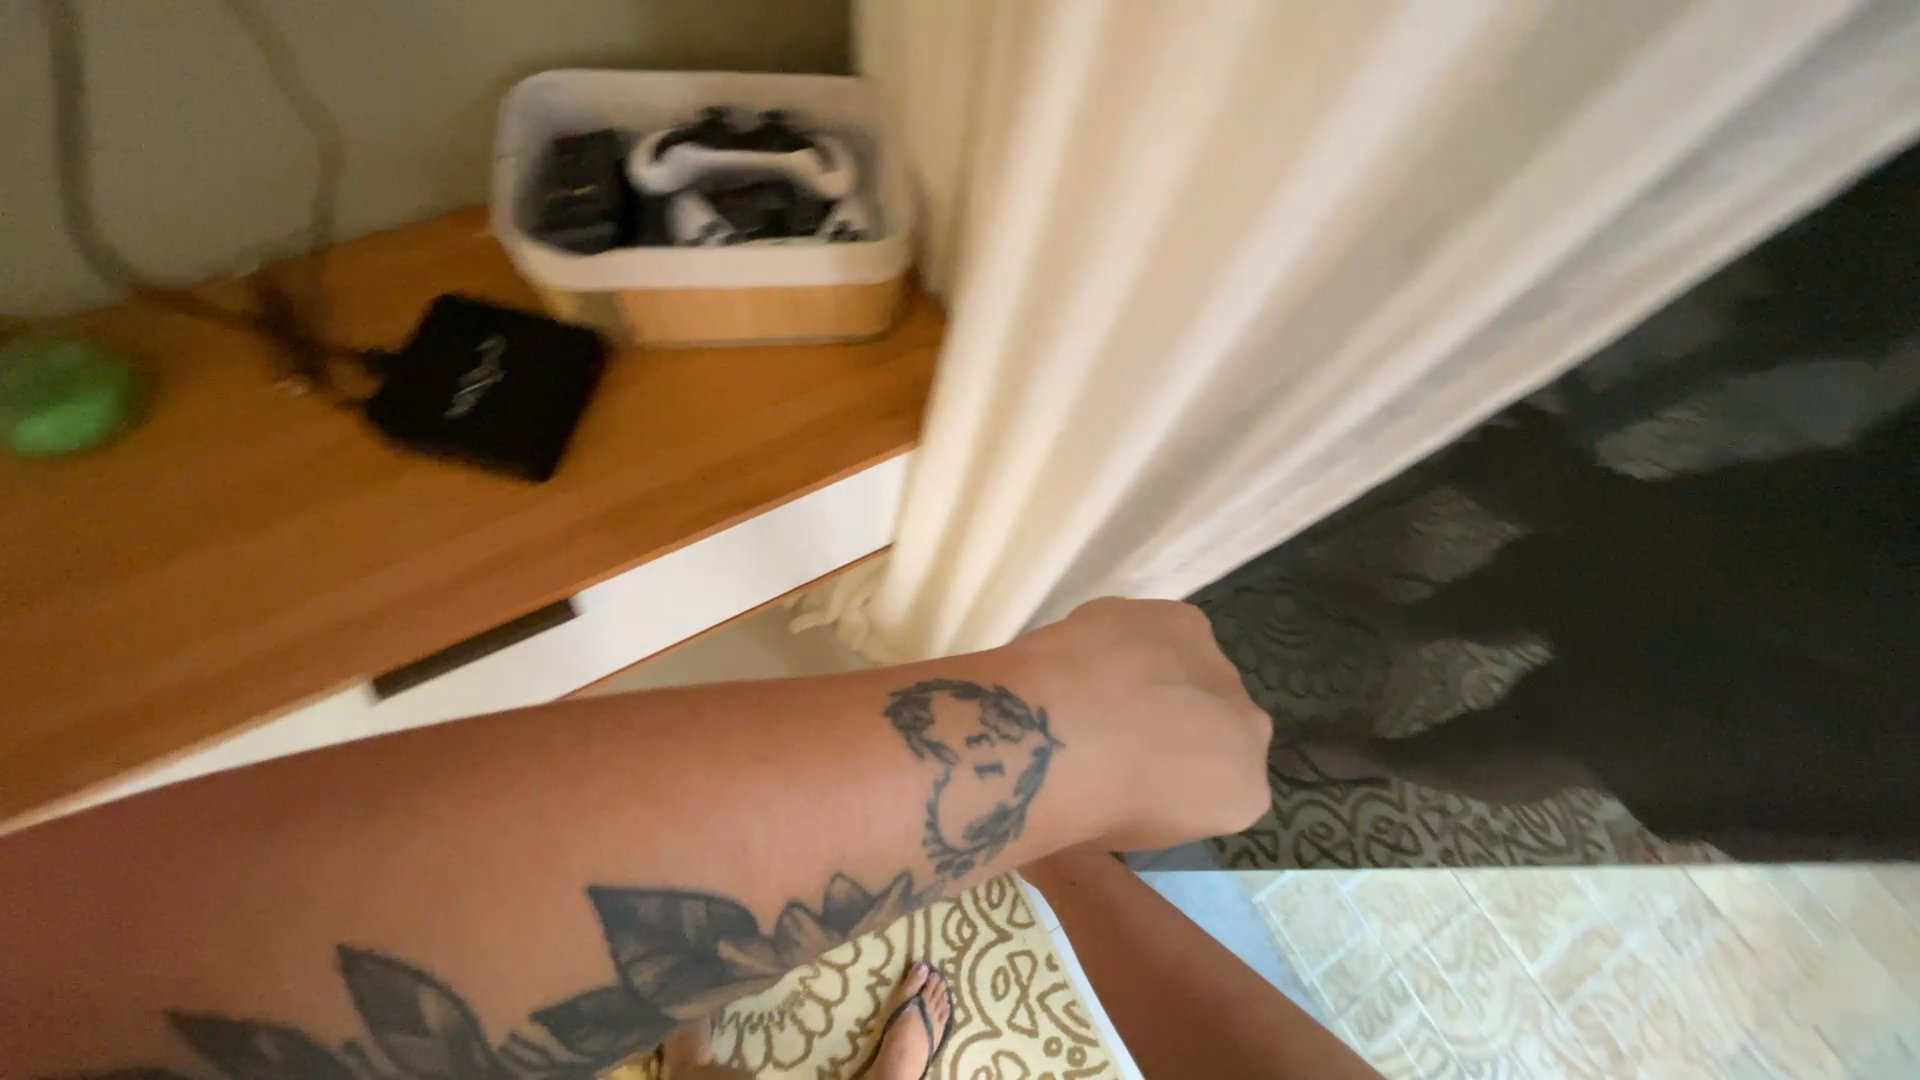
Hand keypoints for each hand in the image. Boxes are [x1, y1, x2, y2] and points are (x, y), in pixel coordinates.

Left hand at [1008, 598, 1272, 851]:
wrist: (1061, 736)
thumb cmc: (1090, 805)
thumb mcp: (1133, 829)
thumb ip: (1156, 798)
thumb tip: (1131, 778)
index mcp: (1244, 790)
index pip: (1221, 778)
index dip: (1173, 768)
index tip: (1134, 767)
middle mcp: (1248, 724)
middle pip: (1214, 715)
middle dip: (1174, 714)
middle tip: (1117, 724)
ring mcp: (1217, 664)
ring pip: (1189, 665)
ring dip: (1154, 670)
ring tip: (1095, 683)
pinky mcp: (1183, 620)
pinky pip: (1157, 630)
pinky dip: (1125, 637)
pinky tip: (1088, 653)